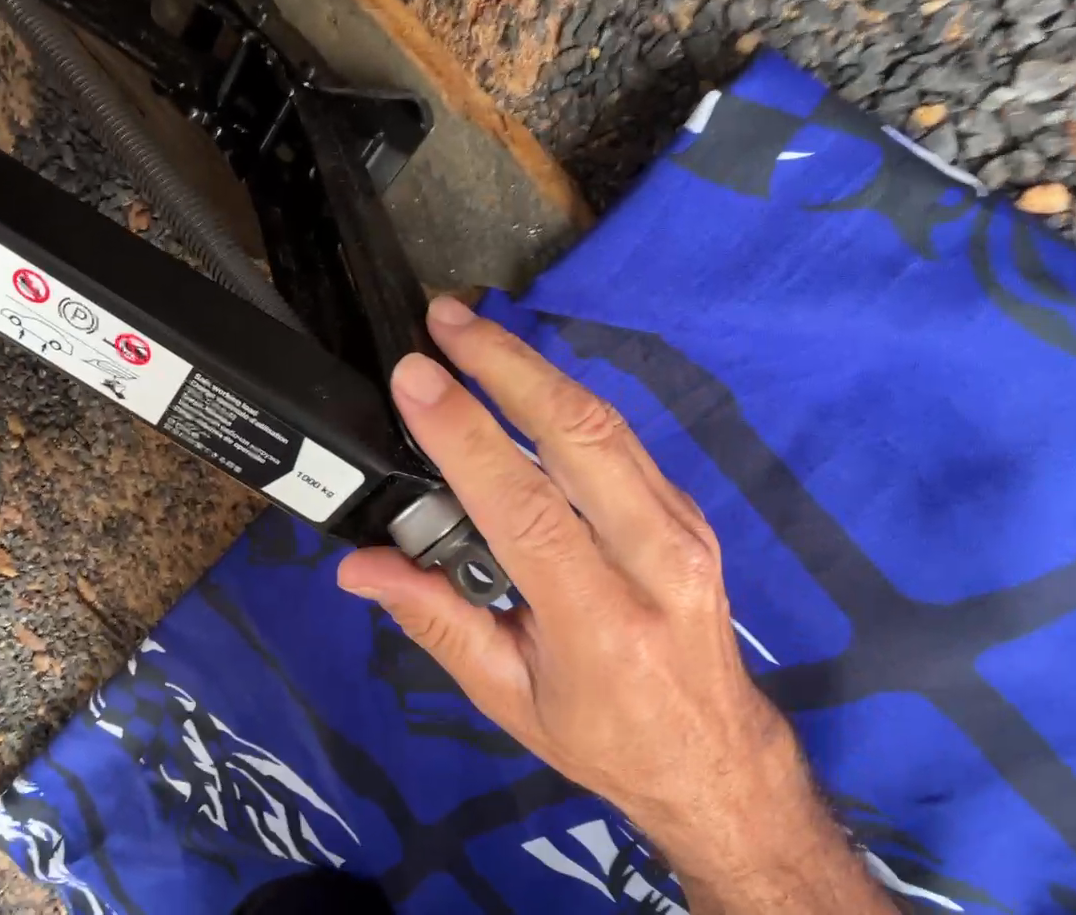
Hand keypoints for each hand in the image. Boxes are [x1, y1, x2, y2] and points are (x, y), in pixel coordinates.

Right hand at [340, 297, 892, 911]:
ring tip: (470, 328)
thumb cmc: (604, 738)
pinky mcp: (687, 508)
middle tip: (443, 318)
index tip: (415, 377)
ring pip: (602, 421)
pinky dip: (561, 394)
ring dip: (532, 365)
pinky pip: (617, 436)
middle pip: (579, 436)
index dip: (467, 436)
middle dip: (505, 364)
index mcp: (601, 620)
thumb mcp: (507, 696)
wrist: (717, 758)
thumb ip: (436, 620)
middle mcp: (654, 557)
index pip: (527, 509)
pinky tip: (518, 371)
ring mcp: (682, 524)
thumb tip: (358, 566)